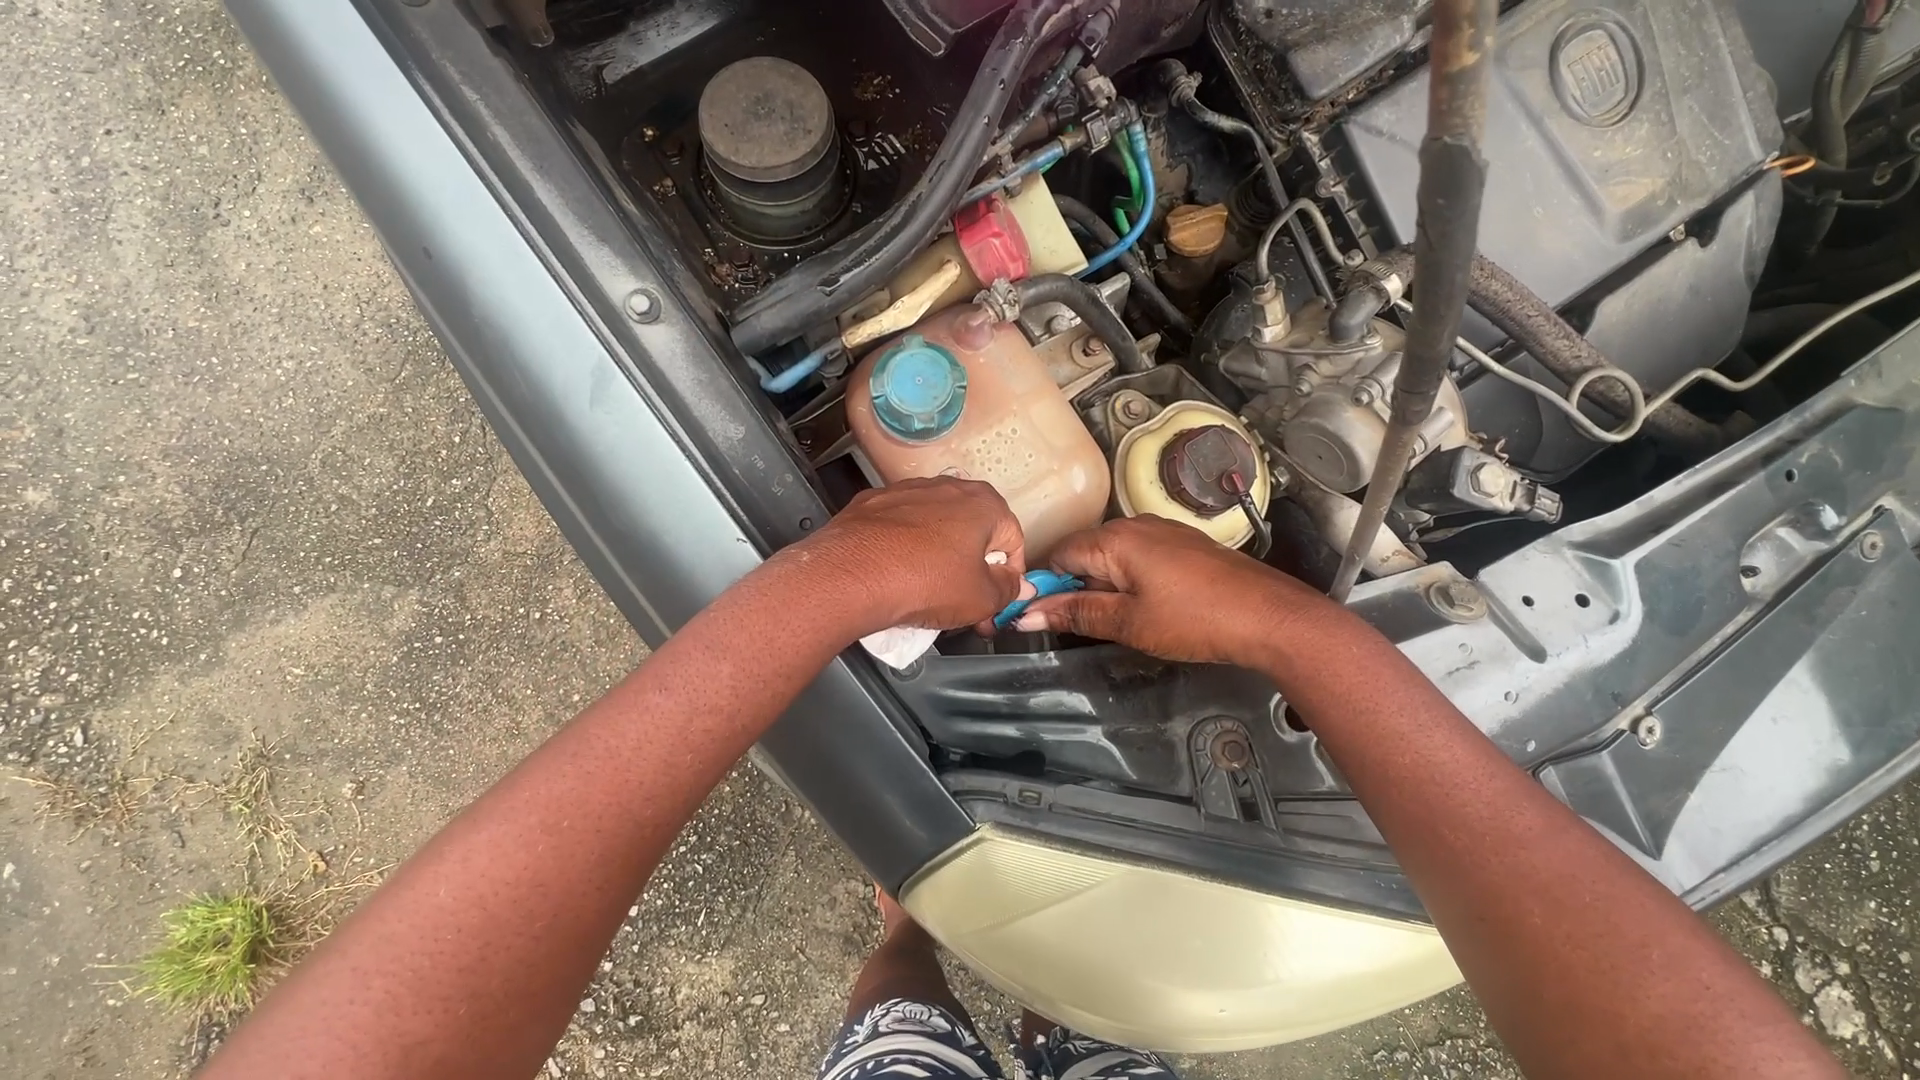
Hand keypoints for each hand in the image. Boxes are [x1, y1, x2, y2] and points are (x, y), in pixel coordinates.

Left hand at [786, 477, 1027, 634]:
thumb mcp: (982, 599)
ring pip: (934, 527)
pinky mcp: (871, 504)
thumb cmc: (925, 582)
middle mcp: (946, 486)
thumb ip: (1009, 589)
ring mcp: (905, 491)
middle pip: (973, 530)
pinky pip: (899, 528)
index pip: (1012, 540)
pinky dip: (903, 549)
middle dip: (973, 565)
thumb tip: (1017, 585)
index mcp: (983, 502)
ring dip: (938, 556)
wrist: (850, 576)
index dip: (1008, 577)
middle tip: (966, 601)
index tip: (996, 601)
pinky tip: (896, 576)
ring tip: (928, 591)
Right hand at [1016, 515, 1335, 667]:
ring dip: (1102, 586)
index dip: (1044, 587)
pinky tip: (1144, 608)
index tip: (1037, 617)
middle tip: (1079, 626)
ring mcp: (1162, 531)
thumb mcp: (1128, 623)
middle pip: (1085, 553)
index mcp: (1115, 539)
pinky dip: (1128, 580)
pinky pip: (1137, 557)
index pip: (1059, 555)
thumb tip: (1025, 615)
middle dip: (1073, 587)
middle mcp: (1135, 525)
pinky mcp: (1183, 544)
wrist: (1269, 616)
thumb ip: (1075, 614)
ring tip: (1114, 622)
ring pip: (1112, 556)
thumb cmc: (1195, 620)